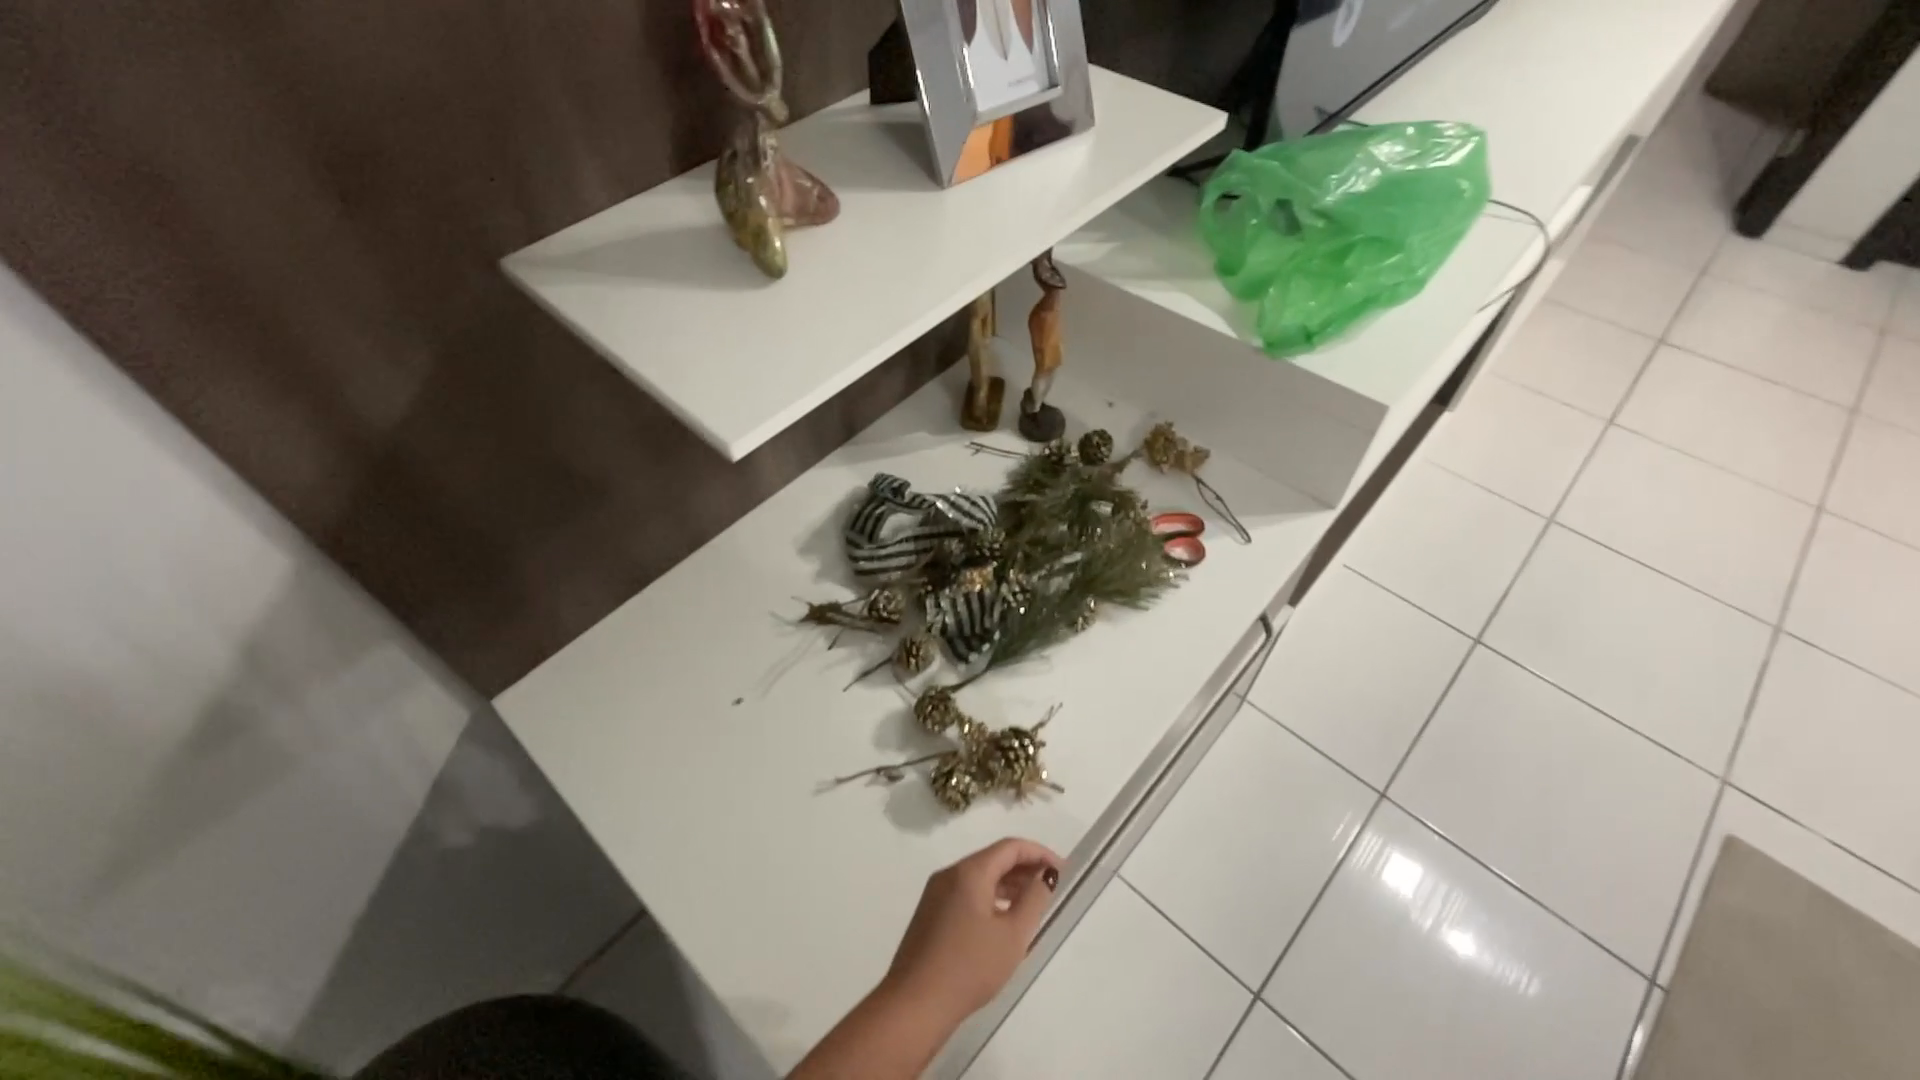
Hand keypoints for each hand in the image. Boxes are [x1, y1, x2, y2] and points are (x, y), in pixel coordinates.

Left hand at [879, 838, 1064, 1025]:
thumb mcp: (1013, 935)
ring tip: (1032, 906)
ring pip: (979, 877)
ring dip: (1008, 885)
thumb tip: (1045, 875)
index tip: (1063, 871)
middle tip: (1051, 889)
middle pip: (993, 859)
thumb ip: (1034, 900)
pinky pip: (966, 894)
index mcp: (969, 872)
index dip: (1039, 854)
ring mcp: (936, 894)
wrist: (915, 1003)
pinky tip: (1003, 922)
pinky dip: (990, 899)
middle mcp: (949, 875)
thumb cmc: (970, 967)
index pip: (1010, 847)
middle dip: (1024, 869)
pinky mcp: (930, 914)